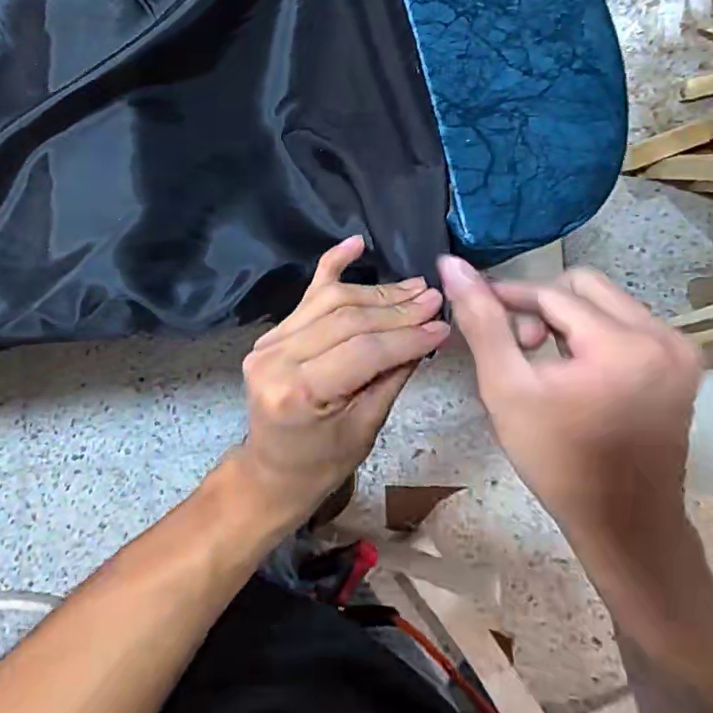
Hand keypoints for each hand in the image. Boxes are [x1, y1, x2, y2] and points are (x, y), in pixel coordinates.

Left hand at [232, 236, 449, 516]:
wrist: (272, 468)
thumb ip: (392, 376)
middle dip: (396, 309)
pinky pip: (307, 294)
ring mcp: (269, 341)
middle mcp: (276, 358)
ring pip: (330, 301)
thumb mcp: (365, 429)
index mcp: (298, 391)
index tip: (443, 325)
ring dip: (377, 292)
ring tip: (415, 286)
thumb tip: (428, 333)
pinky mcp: (272, 333)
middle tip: (435, 299)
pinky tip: (355, 244)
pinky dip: (332, 265)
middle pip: (346, 319)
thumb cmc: (321, 463)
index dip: (407, 336)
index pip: (363, 350)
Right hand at [437, 256, 702, 541]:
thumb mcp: (506, 388)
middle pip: (585, 287)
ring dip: (568, 318)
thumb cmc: (558, 459)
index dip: (508, 295)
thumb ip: (481, 321)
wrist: (624, 524)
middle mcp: (664, 337)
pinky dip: (594, 334)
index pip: (552, 293)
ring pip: (606, 302)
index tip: (477, 306)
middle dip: (543, 305)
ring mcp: (681, 351)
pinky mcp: (684, 366)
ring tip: (543, 358)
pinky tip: (574, 369)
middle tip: (519, 345)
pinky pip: (628, 324)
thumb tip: (452, 265)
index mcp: (625, 344)